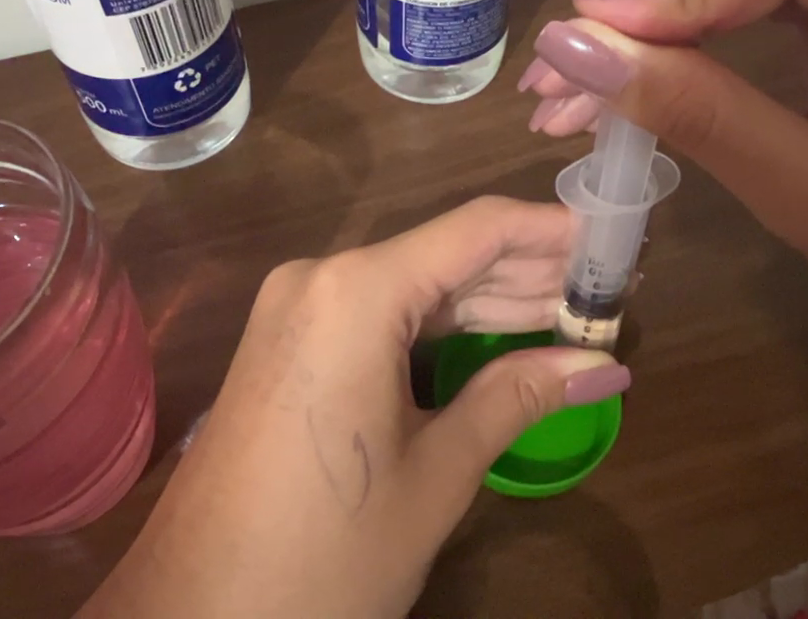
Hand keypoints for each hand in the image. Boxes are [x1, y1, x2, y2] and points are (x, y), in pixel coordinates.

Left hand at [82, 198, 629, 617]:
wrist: (196, 616)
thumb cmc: (324, 551)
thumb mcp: (436, 473)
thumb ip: (518, 397)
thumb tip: (605, 365)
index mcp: (357, 291)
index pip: (475, 229)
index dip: (549, 228)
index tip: (611, 238)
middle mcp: (322, 276)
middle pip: (446, 253)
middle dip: (528, 270)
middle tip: (606, 288)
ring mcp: (298, 306)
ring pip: (414, 284)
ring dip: (488, 299)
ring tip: (573, 311)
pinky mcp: (290, 340)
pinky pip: (379, 313)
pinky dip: (440, 325)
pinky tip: (500, 334)